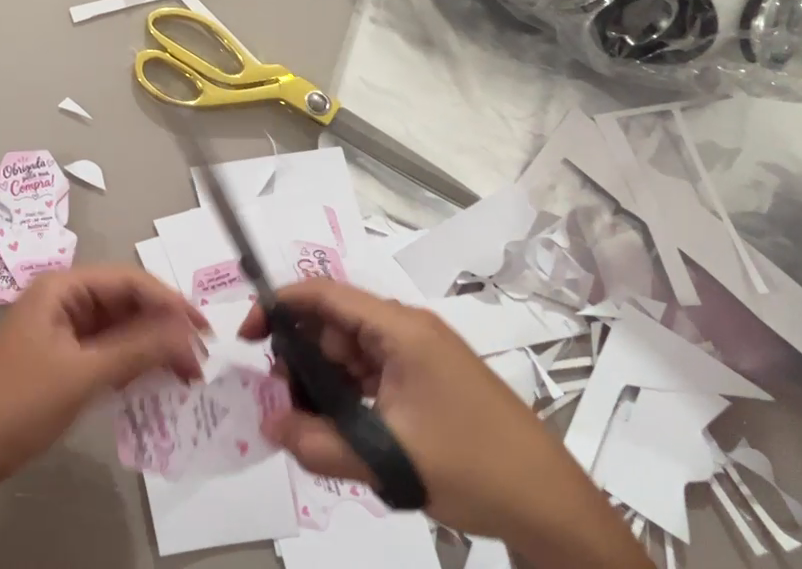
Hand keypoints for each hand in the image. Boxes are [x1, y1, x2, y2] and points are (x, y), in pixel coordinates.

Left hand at [0, 266, 207, 491]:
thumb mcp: (83, 374)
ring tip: (187, 373)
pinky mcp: (62, 358)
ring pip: (119, 327)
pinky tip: (156, 379)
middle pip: (125, 301)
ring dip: (151, 346)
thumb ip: (138, 348)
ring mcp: (61, 330)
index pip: (127, 280)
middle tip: (201, 358)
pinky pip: (106, 350)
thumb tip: (187, 333)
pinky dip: (132, 362)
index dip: (169, 301)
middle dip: (164, 326)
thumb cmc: (20, 404)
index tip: (204, 330)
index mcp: (61, 288)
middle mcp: (62, 300)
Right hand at [239, 281, 642, 566]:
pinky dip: (349, 396)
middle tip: (284, 401)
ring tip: (315, 426)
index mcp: (401, 330)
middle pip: (334, 324)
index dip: (278, 307)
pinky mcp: (429, 382)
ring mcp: (422, 356)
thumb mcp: (386, 459)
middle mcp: (409, 331)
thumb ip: (318, 444)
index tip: (248, 339)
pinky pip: (372, 375)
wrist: (553, 507)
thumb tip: (269, 426)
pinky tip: (345, 432)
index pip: (324, 294)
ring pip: (350, 353)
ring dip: (324, 382)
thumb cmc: (473, 468)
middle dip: (300, 357)